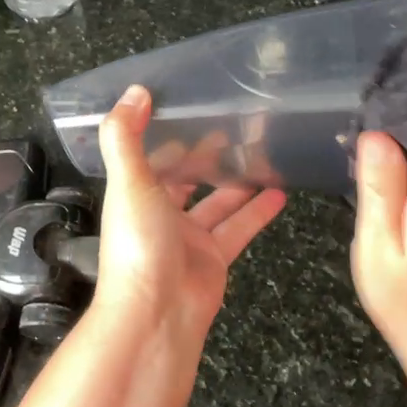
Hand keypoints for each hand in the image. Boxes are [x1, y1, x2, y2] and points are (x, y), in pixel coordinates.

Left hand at [94, 85, 286, 330]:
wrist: (156, 314)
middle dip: (207, 154)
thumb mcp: (128, 182)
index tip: (193, 106)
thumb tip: (135, 91)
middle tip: (239, 125)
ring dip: (237, 180)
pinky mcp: (214, 258)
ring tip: (265, 153)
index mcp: (135, 193)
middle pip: (186, 176)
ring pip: (216, 201)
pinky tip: (280, 193)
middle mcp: (160, 213)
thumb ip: (126, 136)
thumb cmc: (138, 244)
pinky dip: (257, 212)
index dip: (168, 132)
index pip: (151, 155)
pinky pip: (238, 228)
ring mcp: (188, 237)